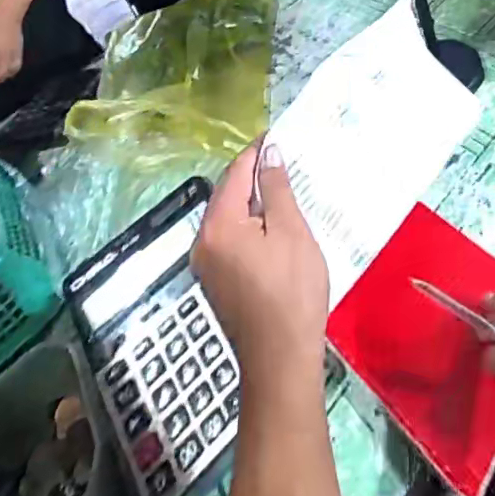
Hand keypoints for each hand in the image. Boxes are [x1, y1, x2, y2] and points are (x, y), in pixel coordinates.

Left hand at [191, 143, 328, 380]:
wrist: (280, 359)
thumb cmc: (291, 290)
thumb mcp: (290, 231)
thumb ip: (276, 188)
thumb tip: (268, 153)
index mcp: (219, 224)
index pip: (236, 173)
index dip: (257, 151)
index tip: (278, 135)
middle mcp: (203, 240)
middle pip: (228, 193)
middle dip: (255, 174)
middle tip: (286, 159)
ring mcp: (206, 263)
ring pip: (229, 216)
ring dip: (254, 199)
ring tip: (285, 187)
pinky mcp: (216, 280)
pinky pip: (230, 237)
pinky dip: (250, 223)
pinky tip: (273, 224)